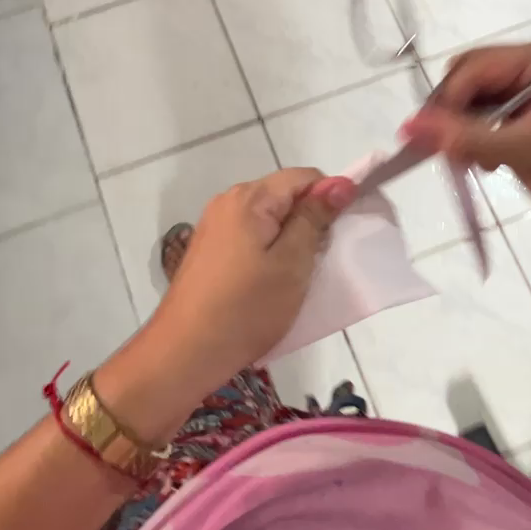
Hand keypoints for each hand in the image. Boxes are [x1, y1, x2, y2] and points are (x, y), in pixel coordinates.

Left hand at [96, 169, 354, 441]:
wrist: (185, 352)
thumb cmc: (245, 309)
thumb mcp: (292, 263)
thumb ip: (315, 219)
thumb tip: (340, 182)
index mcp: (249, 197)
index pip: (304, 177)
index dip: (331, 198)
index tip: (345, 235)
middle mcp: (228, 201)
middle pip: (284, 196)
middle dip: (311, 221)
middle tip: (324, 262)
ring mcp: (214, 226)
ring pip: (268, 219)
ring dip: (291, 240)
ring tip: (301, 276)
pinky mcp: (209, 250)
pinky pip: (251, 237)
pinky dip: (269, 252)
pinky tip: (274, 283)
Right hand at [402, 39, 530, 229]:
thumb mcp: (521, 152)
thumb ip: (462, 137)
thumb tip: (407, 128)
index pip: (476, 67)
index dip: (447, 101)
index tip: (427, 138)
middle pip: (473, 76)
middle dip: (455, 112)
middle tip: (448, 150)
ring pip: (478, 94)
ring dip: (467, 126)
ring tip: (472, 159)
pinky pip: (492, 107)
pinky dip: (481, 132)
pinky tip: (489, 159)